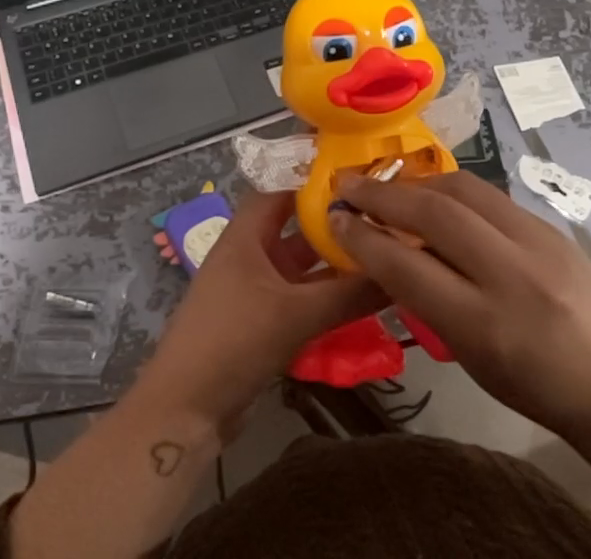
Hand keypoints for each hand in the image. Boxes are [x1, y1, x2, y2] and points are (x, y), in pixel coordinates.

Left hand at [143, 191, 385, 423]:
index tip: (359, 178)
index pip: (280, 190)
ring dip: (333, 264)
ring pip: (300, 267)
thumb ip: (350, 293)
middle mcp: (248, 256)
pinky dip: (326, 297)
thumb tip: (403, 271)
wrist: (186, 410)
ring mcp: (253, 290)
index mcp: (245, 238)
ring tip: (381, 256)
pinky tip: (362, 300)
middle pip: (294, 228)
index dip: (314, 181)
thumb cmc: (234, 342)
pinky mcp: (260, 322)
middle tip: (382, 219)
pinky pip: (299, 298)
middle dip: (333, 225)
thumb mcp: (296, 314)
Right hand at [332, 172, 590, 442]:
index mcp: (484, 322)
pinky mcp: (551, 226)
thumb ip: (427, 300)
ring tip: (389, 185)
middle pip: (435, 212)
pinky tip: (434, 197)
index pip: (407, 265)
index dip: (363, 238)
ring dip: (417, 182)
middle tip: (348, 185)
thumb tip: (387, 250)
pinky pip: (491, 197)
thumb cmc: (531, 385)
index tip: (336, 220)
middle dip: (383, 194)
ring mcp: (537, 242)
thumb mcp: (468, 355)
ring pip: (465, 189)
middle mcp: (511, 273)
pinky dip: (452, 191)